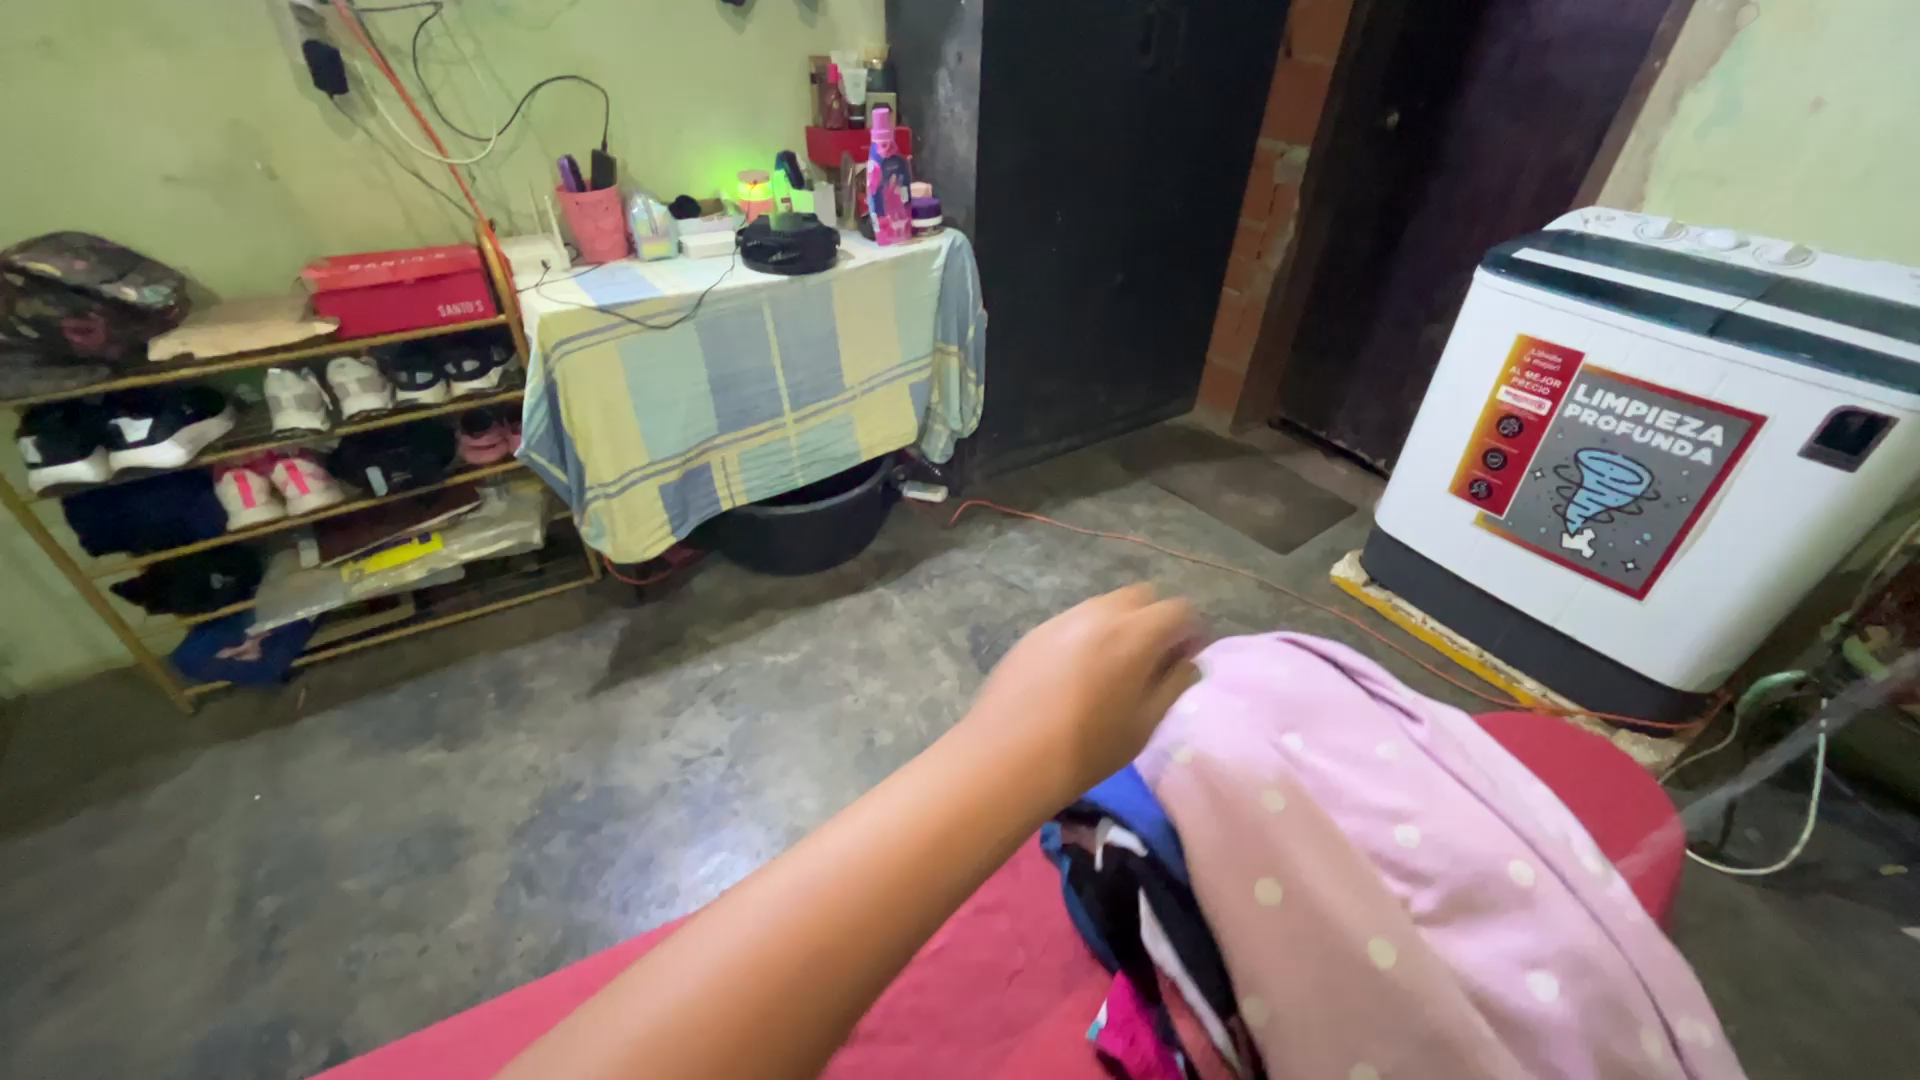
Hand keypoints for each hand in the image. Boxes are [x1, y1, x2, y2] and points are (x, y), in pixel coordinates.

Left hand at [967, 585, 1200, 802]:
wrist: (1007, 756)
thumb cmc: (1087, 748)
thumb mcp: (1145, 723)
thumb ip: (1174, 683)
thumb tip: (1187, 661)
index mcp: (1133, 633)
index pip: (1179, 609)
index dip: (1191, 632)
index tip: (1185, 661)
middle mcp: (1097, 614)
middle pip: (1141, 597)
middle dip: (1155, 621)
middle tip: (1153, 661)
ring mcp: (1061, 619)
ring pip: (1105, 606)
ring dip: (1121, 626)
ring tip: (1113, 669)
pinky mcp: (1035, 632)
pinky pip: (1074, 621)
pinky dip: (1088, 635)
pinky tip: (1077, 674)